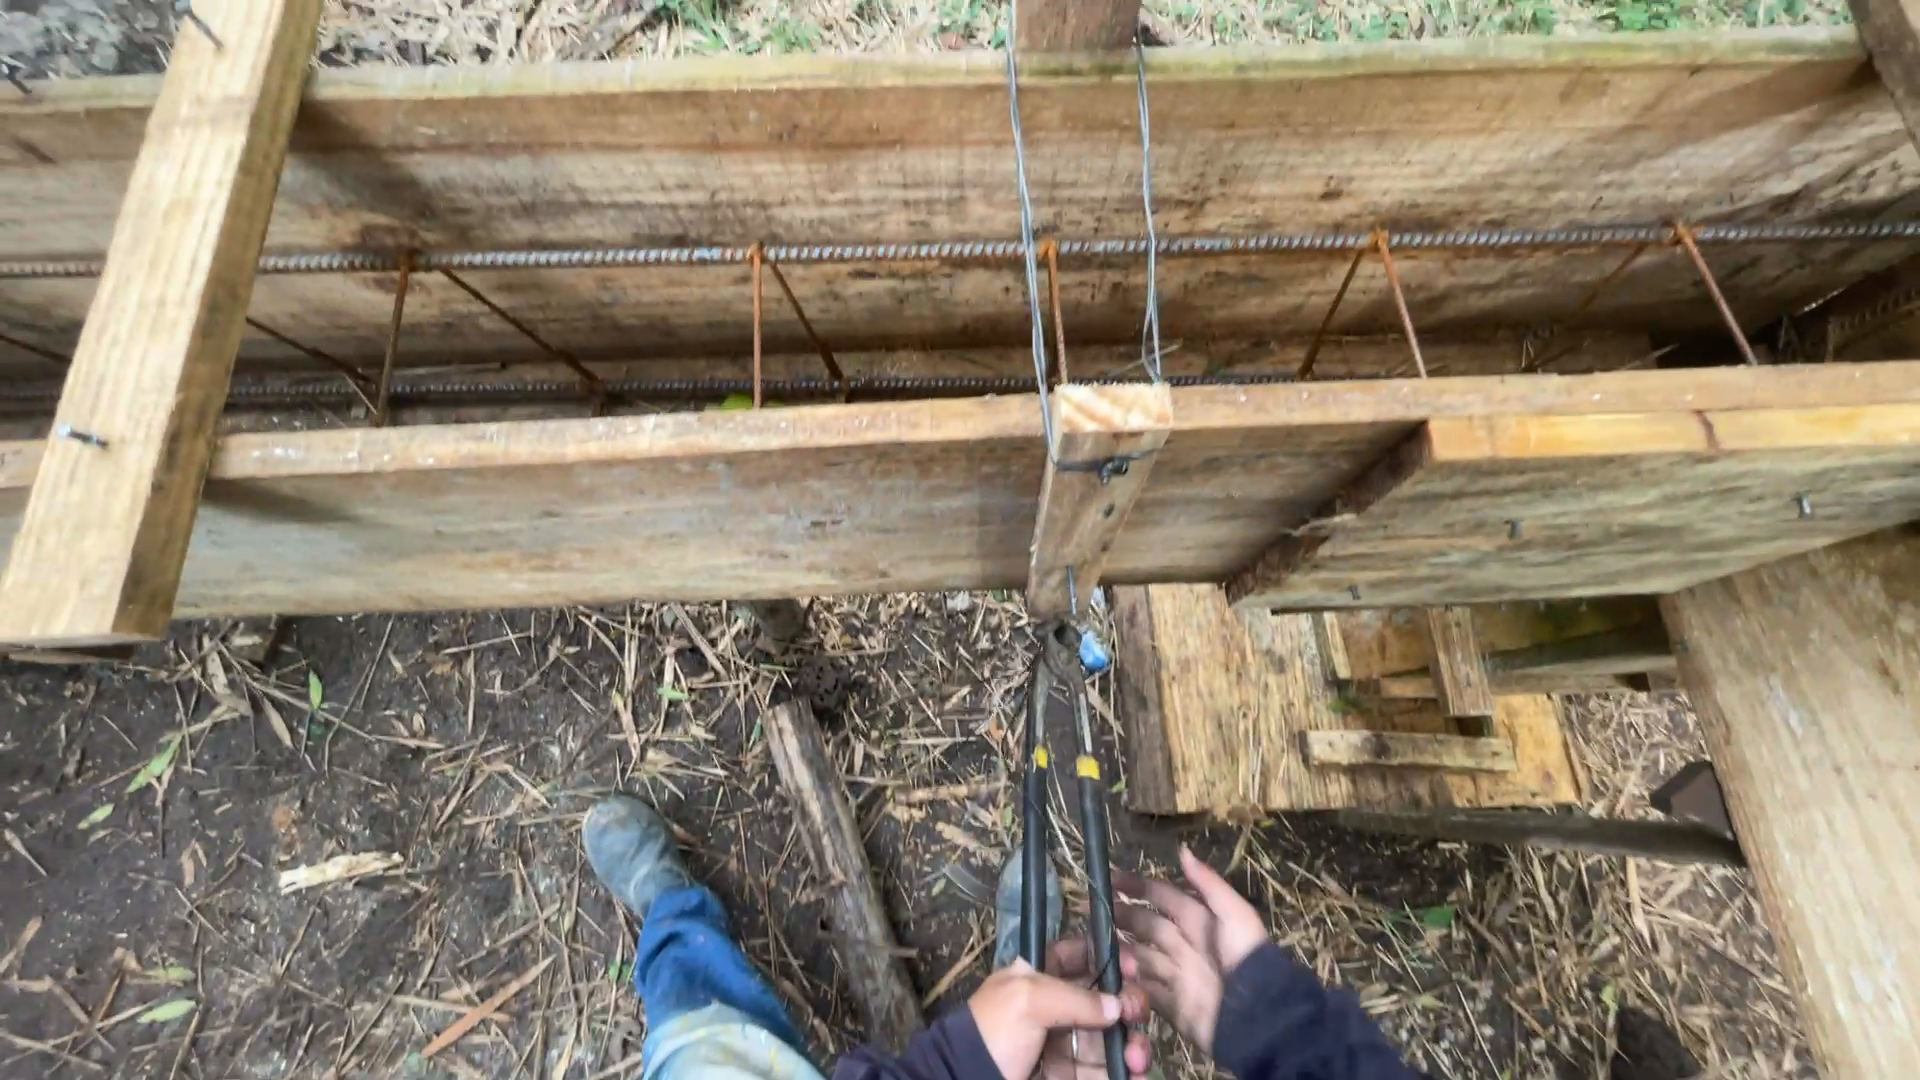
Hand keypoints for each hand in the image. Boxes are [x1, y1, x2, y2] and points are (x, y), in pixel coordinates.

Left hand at [968, 944, 1149, 1079]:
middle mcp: (1054, 1008)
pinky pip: (1104, 1072)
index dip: (1103, 956)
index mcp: (1038, 977)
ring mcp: (1064, 1046)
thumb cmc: (996, 1031)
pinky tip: (1137, 1073)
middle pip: (1101, 999)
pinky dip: (1125, 1072)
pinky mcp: (1070, 1077)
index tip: (1130, 963)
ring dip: (1131, 1043)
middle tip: (1136, 1012)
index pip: (1075, 956)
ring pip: (1109, 1038)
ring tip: (1137, 1056)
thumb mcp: (1027, 999)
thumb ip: (1075, 997)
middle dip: (1126, 1003)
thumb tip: (1116, 1006)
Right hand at [1112, 845, 1269, 1052]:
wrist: (1257, 1016)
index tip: (1111, 878)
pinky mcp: (1171, 1005)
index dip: (1137, 885)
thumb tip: (1181, 850)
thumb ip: (1207, 883)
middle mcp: (1183, 944)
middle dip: (1122, 914)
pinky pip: (1144, 989)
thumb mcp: (1234, 913)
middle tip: (1095, 908)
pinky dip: (1128, 981)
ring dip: (1121, 946)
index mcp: (1197, 920)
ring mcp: (1176, 974)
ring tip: (1098, 939)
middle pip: (1146, 924)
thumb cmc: (1245, 958)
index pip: (1161, 895)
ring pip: (1140, 955)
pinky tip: (1110, 970)